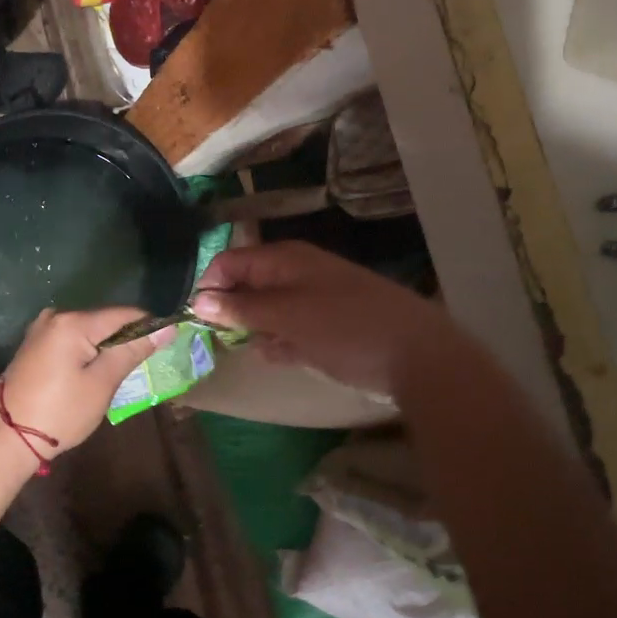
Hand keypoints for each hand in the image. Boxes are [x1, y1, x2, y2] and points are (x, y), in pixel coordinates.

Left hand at [0, 308, 173, 456]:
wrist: (11, 436)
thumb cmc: (61, 412)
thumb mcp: (102, 383)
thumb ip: (131, 351)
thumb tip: (164, 328)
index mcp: (71, 322)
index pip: (124, 314)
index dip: (148, 327)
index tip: (167, 345)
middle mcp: (54, 316)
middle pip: (104, 320)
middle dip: (126, 338)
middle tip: (143, 366)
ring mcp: (40, 330)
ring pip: (88, 330)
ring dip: (106, 347)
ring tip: (120, 373)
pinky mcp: (34, 345)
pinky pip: (71, 340)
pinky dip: (86, 352)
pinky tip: (93, 373)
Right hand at [191, 241, 456, 393]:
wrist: (421, 358)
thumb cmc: (346, 329)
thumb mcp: (286, 317)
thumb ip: (240, 309)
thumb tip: (198, 301)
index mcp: (285, 260)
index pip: (228, 262)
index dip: (208, 286)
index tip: (195, 318)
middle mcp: (297, 273)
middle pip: (246, 285)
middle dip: (228, 310)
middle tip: (214, 338)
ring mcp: (315, 299)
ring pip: (266, 309)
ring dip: (252, 328)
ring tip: (244, 349)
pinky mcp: (329, 326)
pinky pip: (290, 328)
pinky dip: (278, 341)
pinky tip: (275, 356)